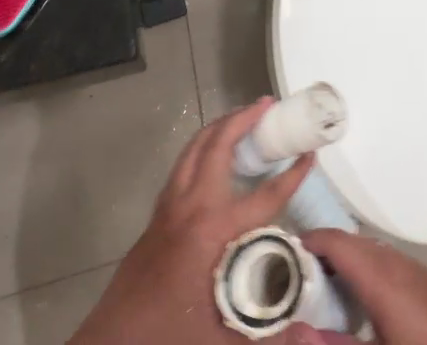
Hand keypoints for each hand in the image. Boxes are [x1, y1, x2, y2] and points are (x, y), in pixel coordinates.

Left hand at [69, 98, 315, 344]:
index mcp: (214, 230)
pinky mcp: (156, 217)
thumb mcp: (226, 336)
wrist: (112, 343)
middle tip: (268, 106)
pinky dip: (201, 149)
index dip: (292, 174)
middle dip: (243, 120)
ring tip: (242, 119)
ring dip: (219, 128)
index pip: (264, 195)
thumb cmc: (171, 333)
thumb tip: (314, 337)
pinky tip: (212, 160)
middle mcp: (190, 207)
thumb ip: (272, 332)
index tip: (310, 154)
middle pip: (218, 146)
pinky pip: (181, 167)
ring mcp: (168, 208)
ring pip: (194, 149)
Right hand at [287, 229, 426, 344]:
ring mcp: (410, 267)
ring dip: (341, 259)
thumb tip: (294, 331)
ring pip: (366, 250)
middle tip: (291, 274)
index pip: (335, 241)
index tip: (280, 256)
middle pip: (348, 242)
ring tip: (316, 285)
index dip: (306, 242)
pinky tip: (354, 294)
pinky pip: (382, 259)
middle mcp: (394, 262)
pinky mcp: (422, 277)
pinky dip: (360, 266)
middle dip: (318, 251)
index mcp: (379, 276)